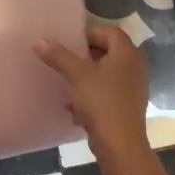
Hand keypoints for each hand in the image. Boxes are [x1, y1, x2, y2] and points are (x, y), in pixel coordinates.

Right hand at [34, 26, 148, 156]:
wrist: (119, 142)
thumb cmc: (101, 101)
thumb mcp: (77, 75)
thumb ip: (58, 56)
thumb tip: (39, 41)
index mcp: (127, 54)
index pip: (110, 32)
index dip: (90, 34)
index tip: (70, 43)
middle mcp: (135, 67)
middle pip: (109, 53)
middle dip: (86, 57)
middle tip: (66, 62)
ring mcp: (134, 88)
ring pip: (107, 75)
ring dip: (87, 78)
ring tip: (68, 86)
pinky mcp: (128, 106)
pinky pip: (109, 93)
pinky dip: (93, 96)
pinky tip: (76, 109)